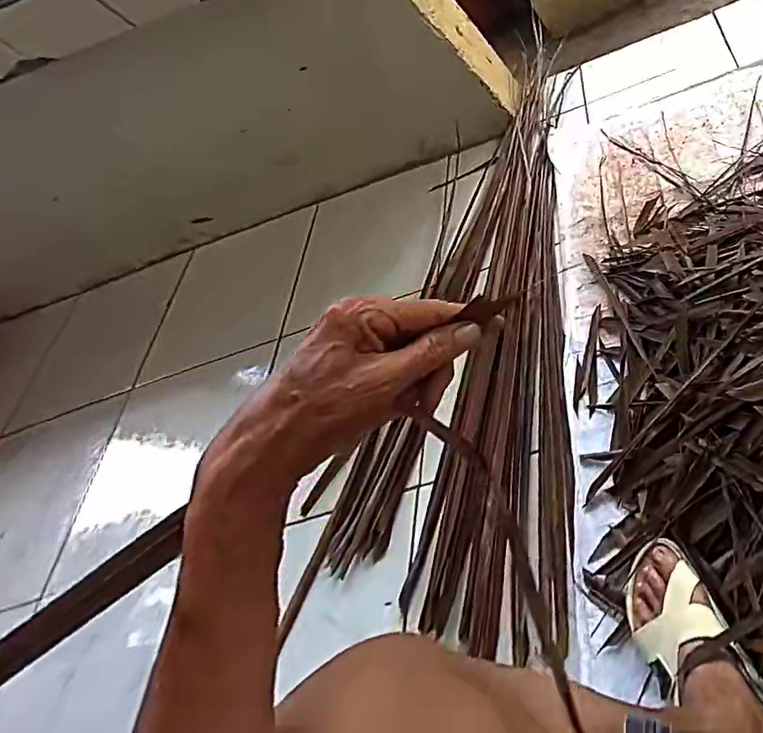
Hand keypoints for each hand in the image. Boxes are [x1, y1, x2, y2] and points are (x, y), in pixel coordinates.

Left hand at [205, 297, 491, 488]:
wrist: (267, 452)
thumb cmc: (322, 412)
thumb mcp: (385, 382)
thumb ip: (433, 353)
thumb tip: (472, 330)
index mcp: (364, 312)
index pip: (429, 310)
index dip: (462, 322)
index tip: (496, 326)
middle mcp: (361, 320)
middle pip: (423, 334)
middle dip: (432, 368)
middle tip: (426, 401)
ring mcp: (356, 343)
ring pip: (413, 355)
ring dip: (419, 383)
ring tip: (408, 409)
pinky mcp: (354, 366)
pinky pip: (395, 369)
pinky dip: (403, 389)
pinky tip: (396, 408)